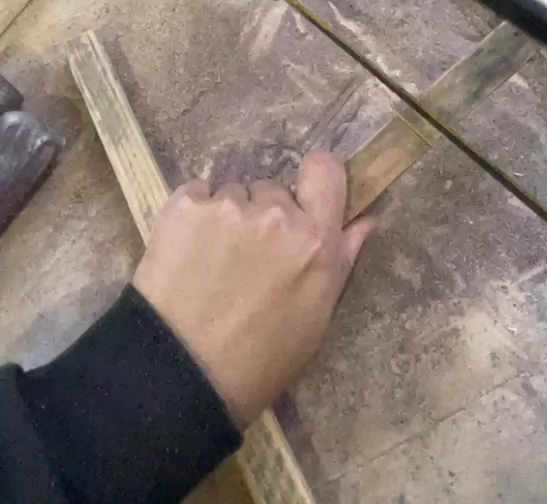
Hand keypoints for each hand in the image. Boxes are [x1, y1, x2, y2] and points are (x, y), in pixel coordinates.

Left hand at [132, 151, 374, 425]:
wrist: (181, 376)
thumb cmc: (260, 359)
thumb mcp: (315, 317)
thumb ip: (340, 259)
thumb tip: (365, 221)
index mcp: (316, 239)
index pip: (325, 170)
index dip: (315, 179)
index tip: (302, 200)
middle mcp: (275, 213)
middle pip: (272, 191)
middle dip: (263, 215)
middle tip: (247, 260)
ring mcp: (228, 206)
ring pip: (233, 194)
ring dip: (226, 218)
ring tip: (211, 265)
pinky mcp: (184, 206)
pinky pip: (196, 194)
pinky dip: (193, 216)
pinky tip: (187, 253)